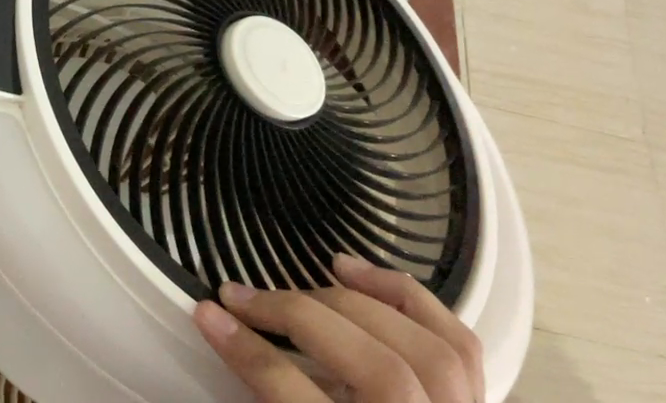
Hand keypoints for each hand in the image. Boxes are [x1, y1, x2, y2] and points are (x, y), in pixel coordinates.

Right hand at [194, 254, 485, 402]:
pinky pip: (459, 345)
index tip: (205, 313)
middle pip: (378, 370)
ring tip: (309, 275)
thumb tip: (221, 332)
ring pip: (430, 354)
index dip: (250, 354)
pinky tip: (358, 274)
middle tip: (238, 296)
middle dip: (299, 316)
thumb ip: (271, 397)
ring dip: (360, 301)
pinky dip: (410, 298)